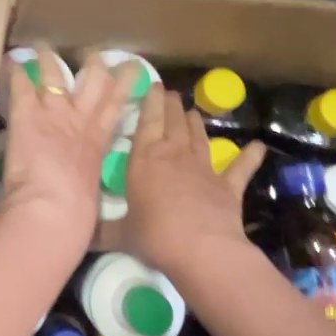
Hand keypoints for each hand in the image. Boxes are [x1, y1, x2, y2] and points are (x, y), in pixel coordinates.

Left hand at [0, 45, 132, 244]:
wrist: (53, 209)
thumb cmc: (77, 215)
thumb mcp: (93, 201)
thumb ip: (91, 195)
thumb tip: (94, 219)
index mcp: (100, 141)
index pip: (117, 106)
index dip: (125, 86)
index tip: (132, 70)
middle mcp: (81, 120)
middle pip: (94, 82)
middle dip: (96, 65)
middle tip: (95, 53)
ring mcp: (54, 113)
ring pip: (54, 75)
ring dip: (49, 60)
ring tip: (44, 47)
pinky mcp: (27, 114)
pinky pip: (21, 85)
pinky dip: (15, 73)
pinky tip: (10, 61)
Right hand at [120, 84, 267, 276]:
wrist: (200, 250)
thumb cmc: (154, 236)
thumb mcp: (119, 234)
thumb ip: (101, 231)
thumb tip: (77, 236)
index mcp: (144, 159)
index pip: (146, 122)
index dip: (150, 102)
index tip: (153, 85)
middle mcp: (173, 155)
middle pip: (173, 122)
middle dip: (170, 105)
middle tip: (170, 93)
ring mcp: (203, 168)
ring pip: (199, 137)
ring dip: (196, 123)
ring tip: (193, 111)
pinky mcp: (227, 186)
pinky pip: (240, 167)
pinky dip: (249, 156)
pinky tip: (258, 146)